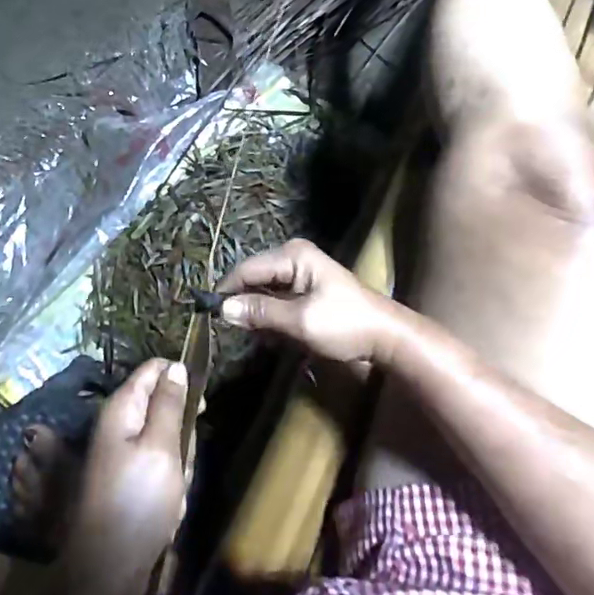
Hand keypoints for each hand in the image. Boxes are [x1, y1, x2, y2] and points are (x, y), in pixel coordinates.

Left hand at [59, 358, 189, 594]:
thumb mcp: (161, 447)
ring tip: (174, 488)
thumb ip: (169, 404)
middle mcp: (119, 424)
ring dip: (178, 463)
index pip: (153, 369)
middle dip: (181, 432)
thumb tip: (176, 366)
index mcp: (122, 408)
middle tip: (181, 458)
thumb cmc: (138, 500)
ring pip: (167, 440)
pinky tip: (168, 507)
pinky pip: (161, 466)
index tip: (199, 404)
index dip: (179, 377)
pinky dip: (170, 483)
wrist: (110, 567)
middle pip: (164, 406)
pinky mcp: (130, 477)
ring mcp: (123, 452)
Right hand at [217, 239, 407, 365]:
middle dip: (245, 306)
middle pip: (253, 279)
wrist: (385, 338)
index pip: (246, 269)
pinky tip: (278, 337)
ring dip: (260, 317)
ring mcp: (299, 273)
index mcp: (292, 255)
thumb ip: (261, 312)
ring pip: (263, 293)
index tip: (208, 315)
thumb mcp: (300, 321)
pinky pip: (276, 301)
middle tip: (240, 333)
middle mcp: (292, 257)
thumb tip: (223, 309)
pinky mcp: (303, 291)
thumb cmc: (345, 325)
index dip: (226, 291)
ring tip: (266, 339)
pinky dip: (272, 319)